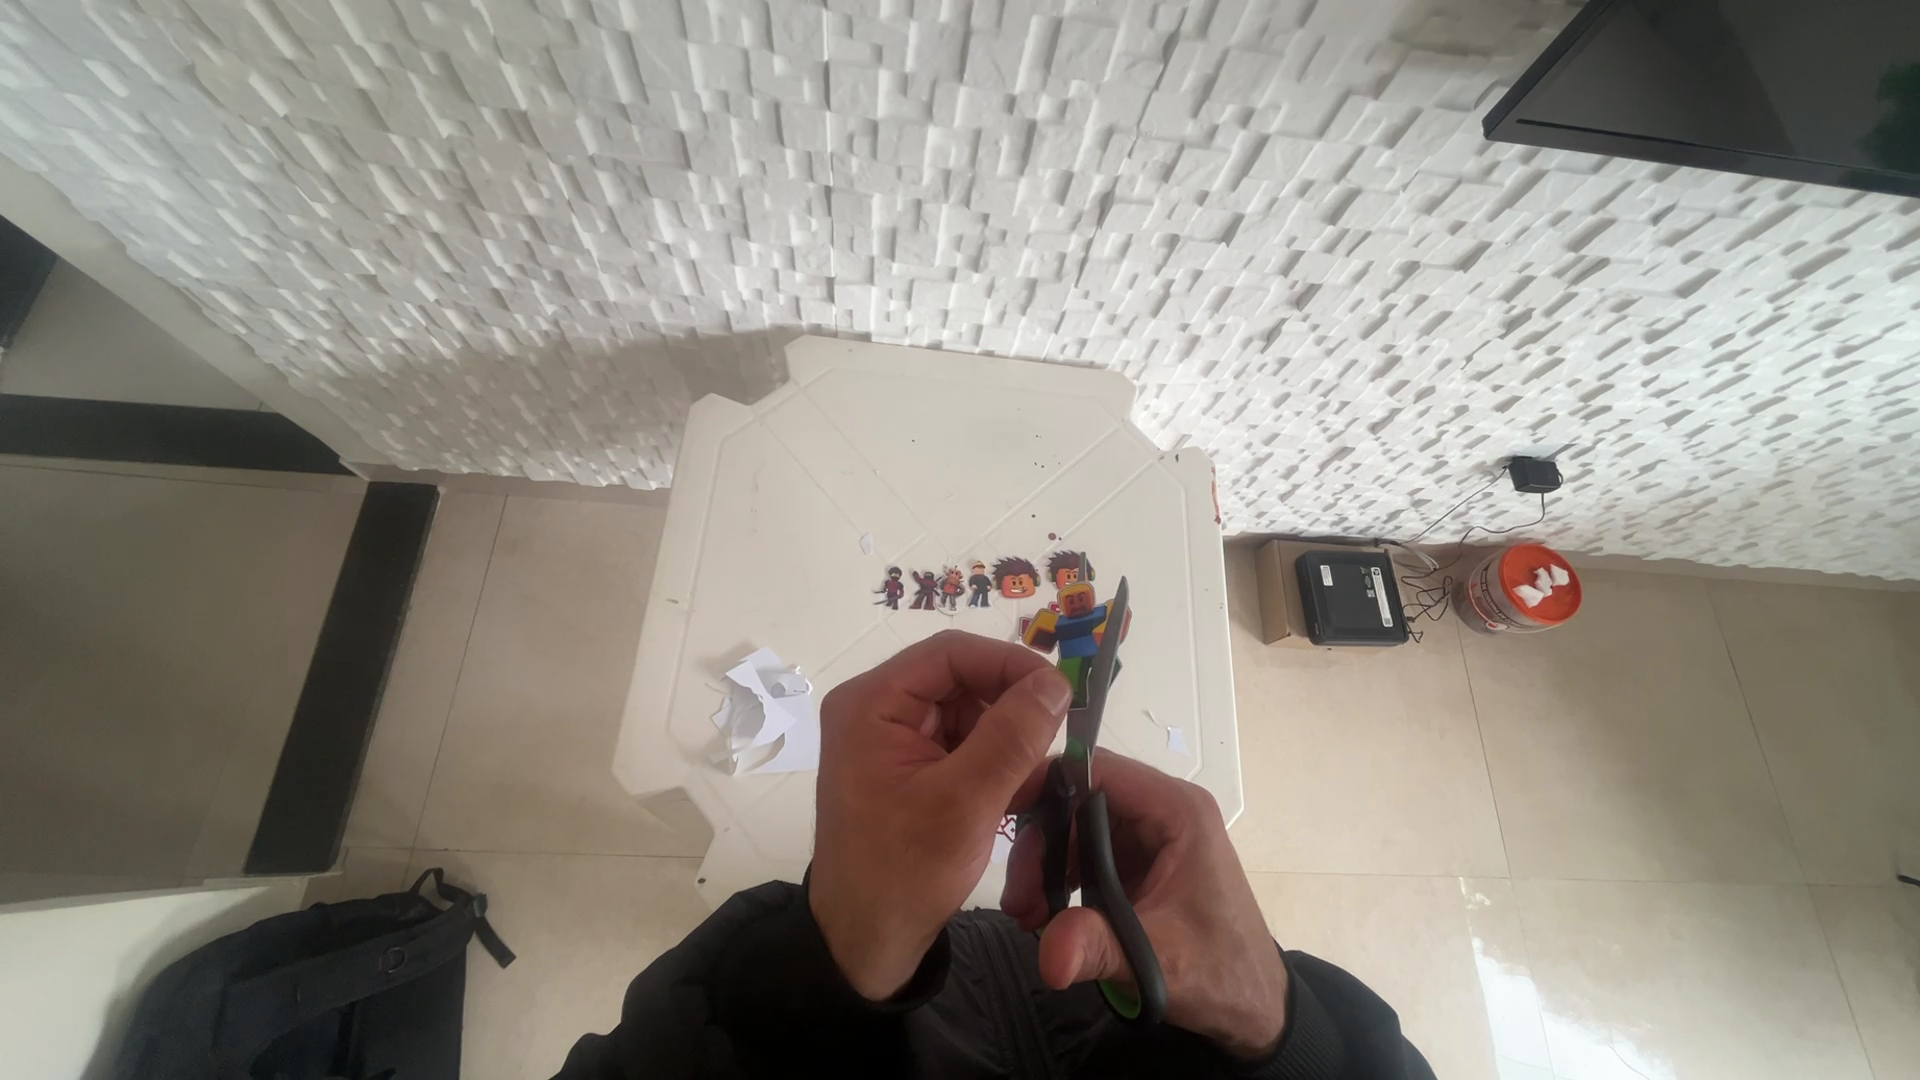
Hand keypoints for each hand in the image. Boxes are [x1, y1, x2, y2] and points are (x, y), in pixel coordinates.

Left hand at [810, 631, 1074, 999]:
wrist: (865, 944)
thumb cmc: (904, 873)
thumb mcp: (964, 802)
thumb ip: (1013, 737)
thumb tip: (1055, 682)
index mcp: (872, 703)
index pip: (949, 654)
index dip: (1007, 663)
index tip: (1057, 690)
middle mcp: (879, 709)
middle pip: (960, 680)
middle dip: (1009, 707)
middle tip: (1053, 738)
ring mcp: (895, 738)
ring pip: (969, 712)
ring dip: (1007, 739)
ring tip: (1029, 778)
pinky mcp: (912, 766)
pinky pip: (964, 743)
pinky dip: (995, 762)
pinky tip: (1016, 792)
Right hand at [1003, 751, 1290, 1058]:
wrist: (1254, 1009)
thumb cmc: (1221, 973)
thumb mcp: (1159, 959)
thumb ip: (1100, 947)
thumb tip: (1047, 954)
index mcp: (1176, 810)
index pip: (1098, 768)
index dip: (1047, 783)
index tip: (1004, 817)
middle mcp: (1161, 807)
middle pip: (1079, 795)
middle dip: (1042, 840)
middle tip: (1018, 894)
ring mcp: (1148, 830)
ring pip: (1075, 822)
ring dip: (1045, 861)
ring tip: (1026, 911)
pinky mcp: (1137, 855)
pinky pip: (1084, 847)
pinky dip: (1059, 874)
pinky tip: (1044, 912)